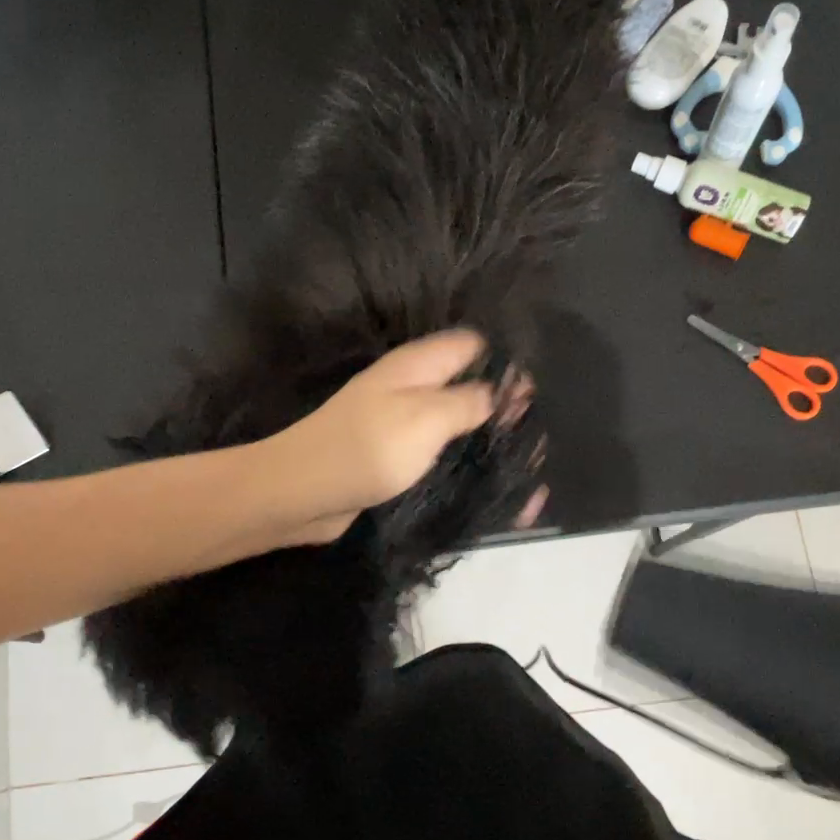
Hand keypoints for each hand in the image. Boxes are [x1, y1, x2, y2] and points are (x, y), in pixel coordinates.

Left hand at [265, 330, 544, 544]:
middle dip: (503, 408)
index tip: (537, 394)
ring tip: (526, 466)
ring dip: (487, 442)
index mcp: (417, 366)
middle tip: (538, 439)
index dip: (505, 361)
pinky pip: (440, 458)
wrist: (300, 494)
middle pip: (468, 387)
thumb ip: (467, 401)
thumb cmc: (365, 449)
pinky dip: (465, 468)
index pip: (471, 345)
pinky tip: (489, 488)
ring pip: (456, 426)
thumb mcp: (424, 417)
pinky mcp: (395, 462)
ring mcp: (401, 427)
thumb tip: (501, 391)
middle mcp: (410, 390)